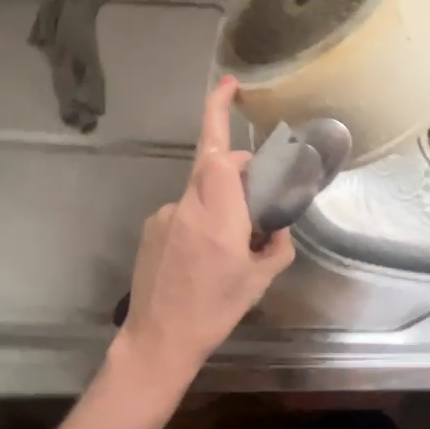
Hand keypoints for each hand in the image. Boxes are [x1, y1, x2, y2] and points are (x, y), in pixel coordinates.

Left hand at [115, 77, 295, 384]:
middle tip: (258, 190)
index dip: (220, 115)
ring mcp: (164, 217)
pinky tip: (203, 255)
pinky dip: (200, 219)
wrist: (158, 340)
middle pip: (211, 164)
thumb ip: (277, 246)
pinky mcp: (151, 229)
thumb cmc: (214, 311)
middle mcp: (187, 207)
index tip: (229, 88)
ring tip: (229, 243)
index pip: (218, 154)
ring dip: (219, 200)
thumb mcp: (260, 281)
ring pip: (199, 190)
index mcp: (218, 217)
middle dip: (235, 164)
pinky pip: (184, 210)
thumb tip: (278, 229)